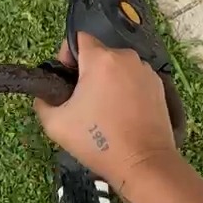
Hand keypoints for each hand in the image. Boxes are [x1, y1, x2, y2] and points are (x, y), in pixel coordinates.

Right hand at [34, 31, 180, 195]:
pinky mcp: (159, 85)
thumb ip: (43, 102)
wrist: (144, 163)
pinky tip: (124, 114)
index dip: (67, 55)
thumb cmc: (98, 141)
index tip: (67, 80)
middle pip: (99, 54)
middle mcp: (125, 57)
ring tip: (106, 110)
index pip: (79, 38)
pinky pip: (135, 78)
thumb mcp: (56, 124)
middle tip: (84, 101)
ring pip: (118, 66)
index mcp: (100, 59)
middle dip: (88, 72)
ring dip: (109, 80)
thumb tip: (45, 95)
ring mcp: (146, 70)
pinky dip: (127, 89)